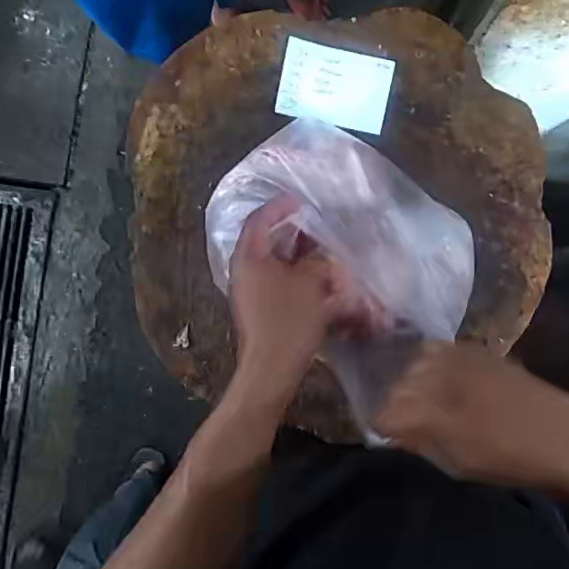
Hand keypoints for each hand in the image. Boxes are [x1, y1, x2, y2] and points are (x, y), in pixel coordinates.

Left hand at [229, 196, 348, 398]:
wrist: (272, 367)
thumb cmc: (289, 320)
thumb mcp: (311, 283)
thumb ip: (316, 261)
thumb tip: (320, 254)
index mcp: (250, 258)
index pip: (259, 221)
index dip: (278, 207)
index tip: (298, 201)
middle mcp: (245, 272)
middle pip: (266, 242)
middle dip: (292, 233)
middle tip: (316, 227)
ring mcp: (251, 292)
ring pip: (275, 264)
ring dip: (298, 256)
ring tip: (323, 253)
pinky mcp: (261, 310)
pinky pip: (280, 283)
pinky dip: (298, 276)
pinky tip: (320, 282)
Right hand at [374, 342, 568, 488]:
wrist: (563, 434)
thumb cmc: (509, 458)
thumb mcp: (457, 463)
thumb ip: (420, 441)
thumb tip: (397, 430)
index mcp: (425, 407)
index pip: (383, 412)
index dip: (384, 426)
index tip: (392, 438)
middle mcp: (437, 373)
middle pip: (397, 382)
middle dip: (397, 401)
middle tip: (408, 423)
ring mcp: (461, 357)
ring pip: (417, 361)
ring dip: (415, 379)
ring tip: (427, 401)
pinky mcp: (481, 351)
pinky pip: (443, 352)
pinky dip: (438, 366)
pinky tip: (449, 385)